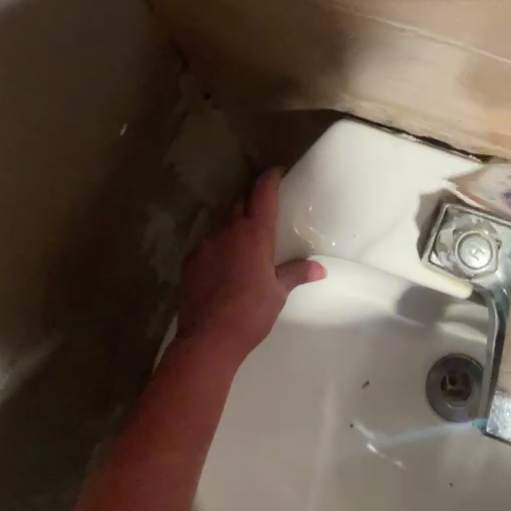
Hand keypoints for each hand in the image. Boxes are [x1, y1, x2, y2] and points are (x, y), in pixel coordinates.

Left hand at [174, 169, 324, 358]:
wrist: (208, 339)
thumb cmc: (250, 313)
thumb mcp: (278, 293)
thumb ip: (296, 274)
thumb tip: (319, 268)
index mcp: (254, 234)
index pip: (263, 193)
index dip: (270, 178)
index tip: (277, 172)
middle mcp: (228, 231)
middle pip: (240, 203)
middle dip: (251, 200)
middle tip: (263, 208)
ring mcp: (206, 245)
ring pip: (222, 223)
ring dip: (233, 225)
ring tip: (243, 241)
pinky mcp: (190, 261)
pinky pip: (207, 244)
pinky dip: (218, 247)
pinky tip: (222, 265)